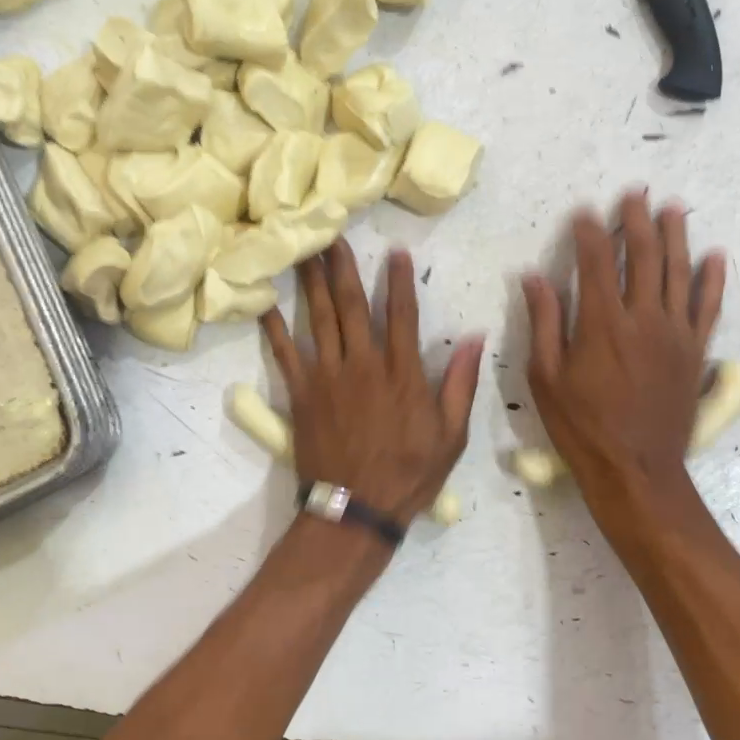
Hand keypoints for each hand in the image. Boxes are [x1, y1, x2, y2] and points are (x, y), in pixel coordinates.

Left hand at [263, 241, 482, 524]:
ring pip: (320, 319)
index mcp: (403, 374)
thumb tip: (474, 338)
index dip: (400, 282)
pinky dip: (274, 326)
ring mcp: (328, 378)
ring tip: (303, 249)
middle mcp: (363, 365)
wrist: (357, 508)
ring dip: (311, 282)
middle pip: (352, 306)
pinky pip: (285, 353)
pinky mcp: (302, 394)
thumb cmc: (409, 475)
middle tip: (331, 231)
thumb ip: (460, 385)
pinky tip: (265, 301)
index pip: (402, 316)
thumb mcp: (451, 436)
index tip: (396, 251)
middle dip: (343, 267)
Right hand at [522, 191, 724, 514]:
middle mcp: (643, 317)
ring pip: (678, 271)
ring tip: (671, 208)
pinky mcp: (695, 350)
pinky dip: (712, 278)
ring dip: (675, 235)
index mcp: (601, 323)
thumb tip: (534, 277)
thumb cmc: (581, 426)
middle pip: (643, 255)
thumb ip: (545, 323)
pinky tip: (713, 255)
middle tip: (634, 194)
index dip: (589, 232)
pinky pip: (708, 305)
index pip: (595, 262)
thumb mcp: (546, 378)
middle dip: (636, 221)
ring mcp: (675, 332)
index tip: (584, 212)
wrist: (635, 467)